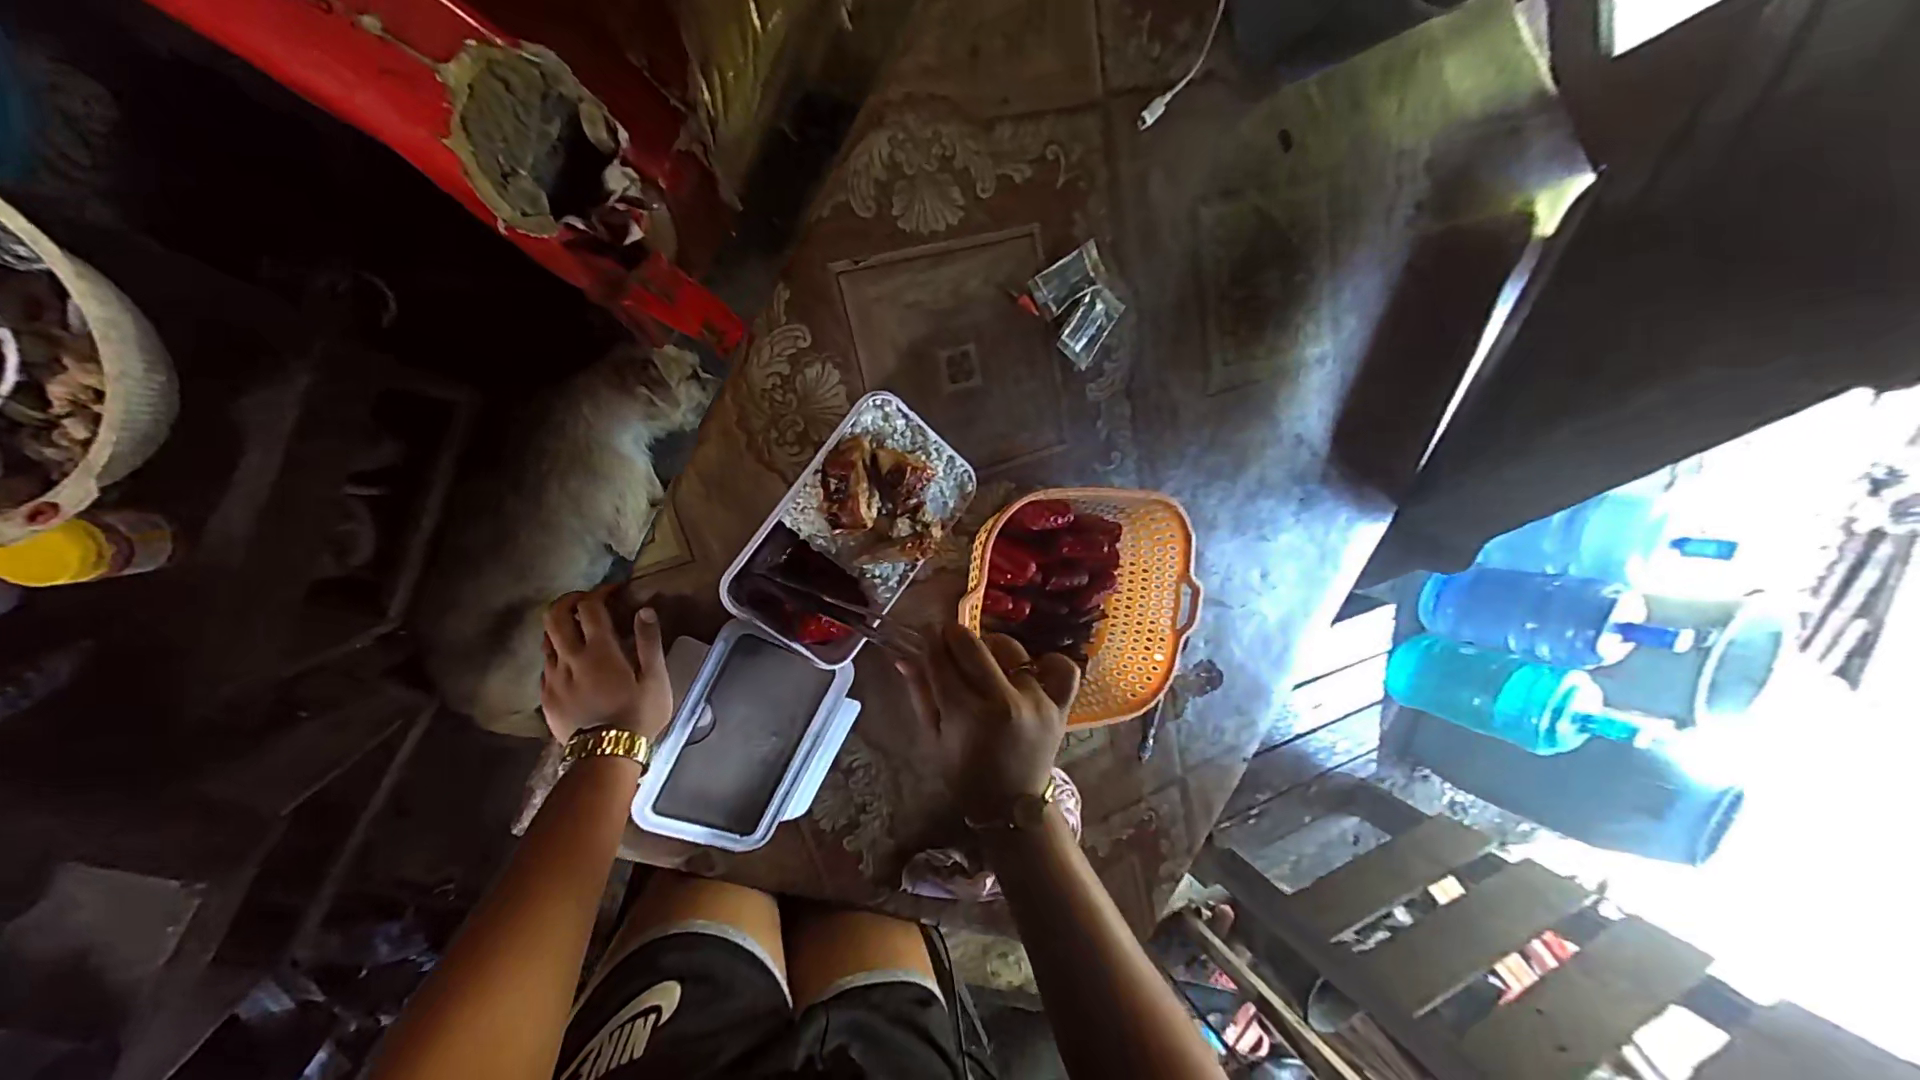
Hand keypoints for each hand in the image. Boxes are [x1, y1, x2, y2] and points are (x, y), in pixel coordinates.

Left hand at [540, 585, 672, 742]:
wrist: (606, 756)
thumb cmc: (639, 715)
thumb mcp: (656, 678)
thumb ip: (649, 641)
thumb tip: (645, 609)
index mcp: (599, 651)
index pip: (589, 607)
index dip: (601, 592)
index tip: (615, 590)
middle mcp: (569, 658)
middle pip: (554, 616)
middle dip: (570, 601)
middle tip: (588, 602)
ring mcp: (552, 678)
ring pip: (546, 639)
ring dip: (561, 628)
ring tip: (581, 632)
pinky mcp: (545, 696)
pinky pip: (546, 665)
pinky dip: (558, 654)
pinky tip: (574, 665)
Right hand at [900, 622, 1080, 823]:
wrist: (1012, 807)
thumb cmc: (966, 775)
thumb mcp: (935, 738)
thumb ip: (921, 693)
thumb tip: (905, 656)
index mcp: (966, 714)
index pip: (940, 661)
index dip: (929, 642)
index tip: (926, 635)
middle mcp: (1003, 700)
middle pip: (973, 647)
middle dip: (954, 636)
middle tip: (948, 639)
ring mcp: (1037, 700)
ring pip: (1012, 649)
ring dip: (992, 645)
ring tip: (985, 658)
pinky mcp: (1061, 705)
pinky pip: (1063, 668)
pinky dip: (1048, 661)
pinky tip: (1030, 668)